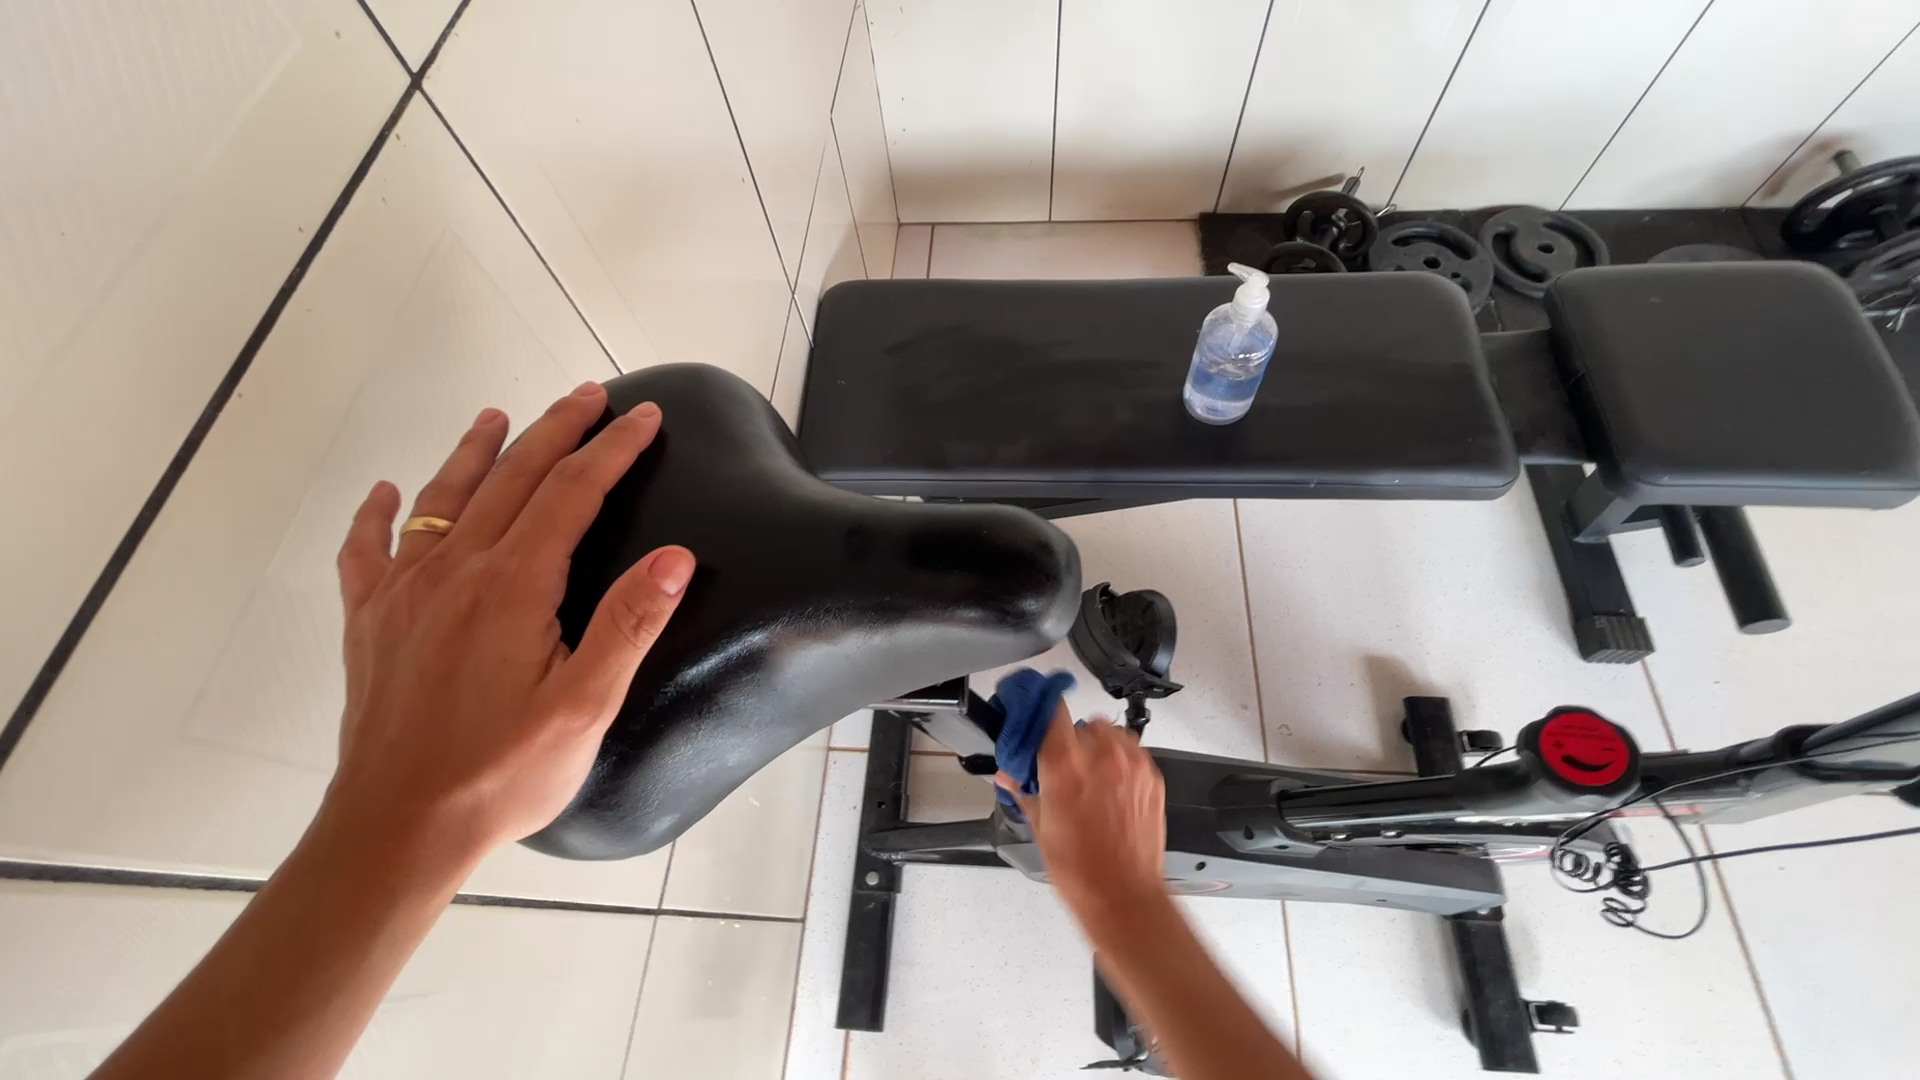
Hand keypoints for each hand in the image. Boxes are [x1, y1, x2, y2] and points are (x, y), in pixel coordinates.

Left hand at [327, 381, 693, 857]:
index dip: (612, 449)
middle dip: (557, 430)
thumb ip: (629, 623)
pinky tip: (385, 495)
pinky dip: (378, 516)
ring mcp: (404, 595)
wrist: (396, 829)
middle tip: (589, 394)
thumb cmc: (502, 771)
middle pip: (513, 478)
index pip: (572, 493)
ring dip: (477, 452)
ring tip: (499, 416)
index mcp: (513, 587)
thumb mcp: (587, 704)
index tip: (644, 417)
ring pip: (444, 500)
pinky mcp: (372, 624)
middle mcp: (455, 574)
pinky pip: (369, 552)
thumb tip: (676, 555)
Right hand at [997, 704, 1167, 918]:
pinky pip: (1133, 750)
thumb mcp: (1040, 828)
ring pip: (1110, 731)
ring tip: (1091, 772)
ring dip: (1098, 743)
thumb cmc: (1082, 872)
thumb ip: (1024, 792)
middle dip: (1070, 738)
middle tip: (1063, 763)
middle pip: (1081, 722)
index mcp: (1064, 766)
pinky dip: (1122, 758)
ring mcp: (1129, 766)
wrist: (1124, 897)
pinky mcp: (1151, 777)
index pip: (1052, 711)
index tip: (1037, 711)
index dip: (1043, 708)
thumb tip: (1008, 778)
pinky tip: (1113, 783)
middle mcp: (1099, 757)